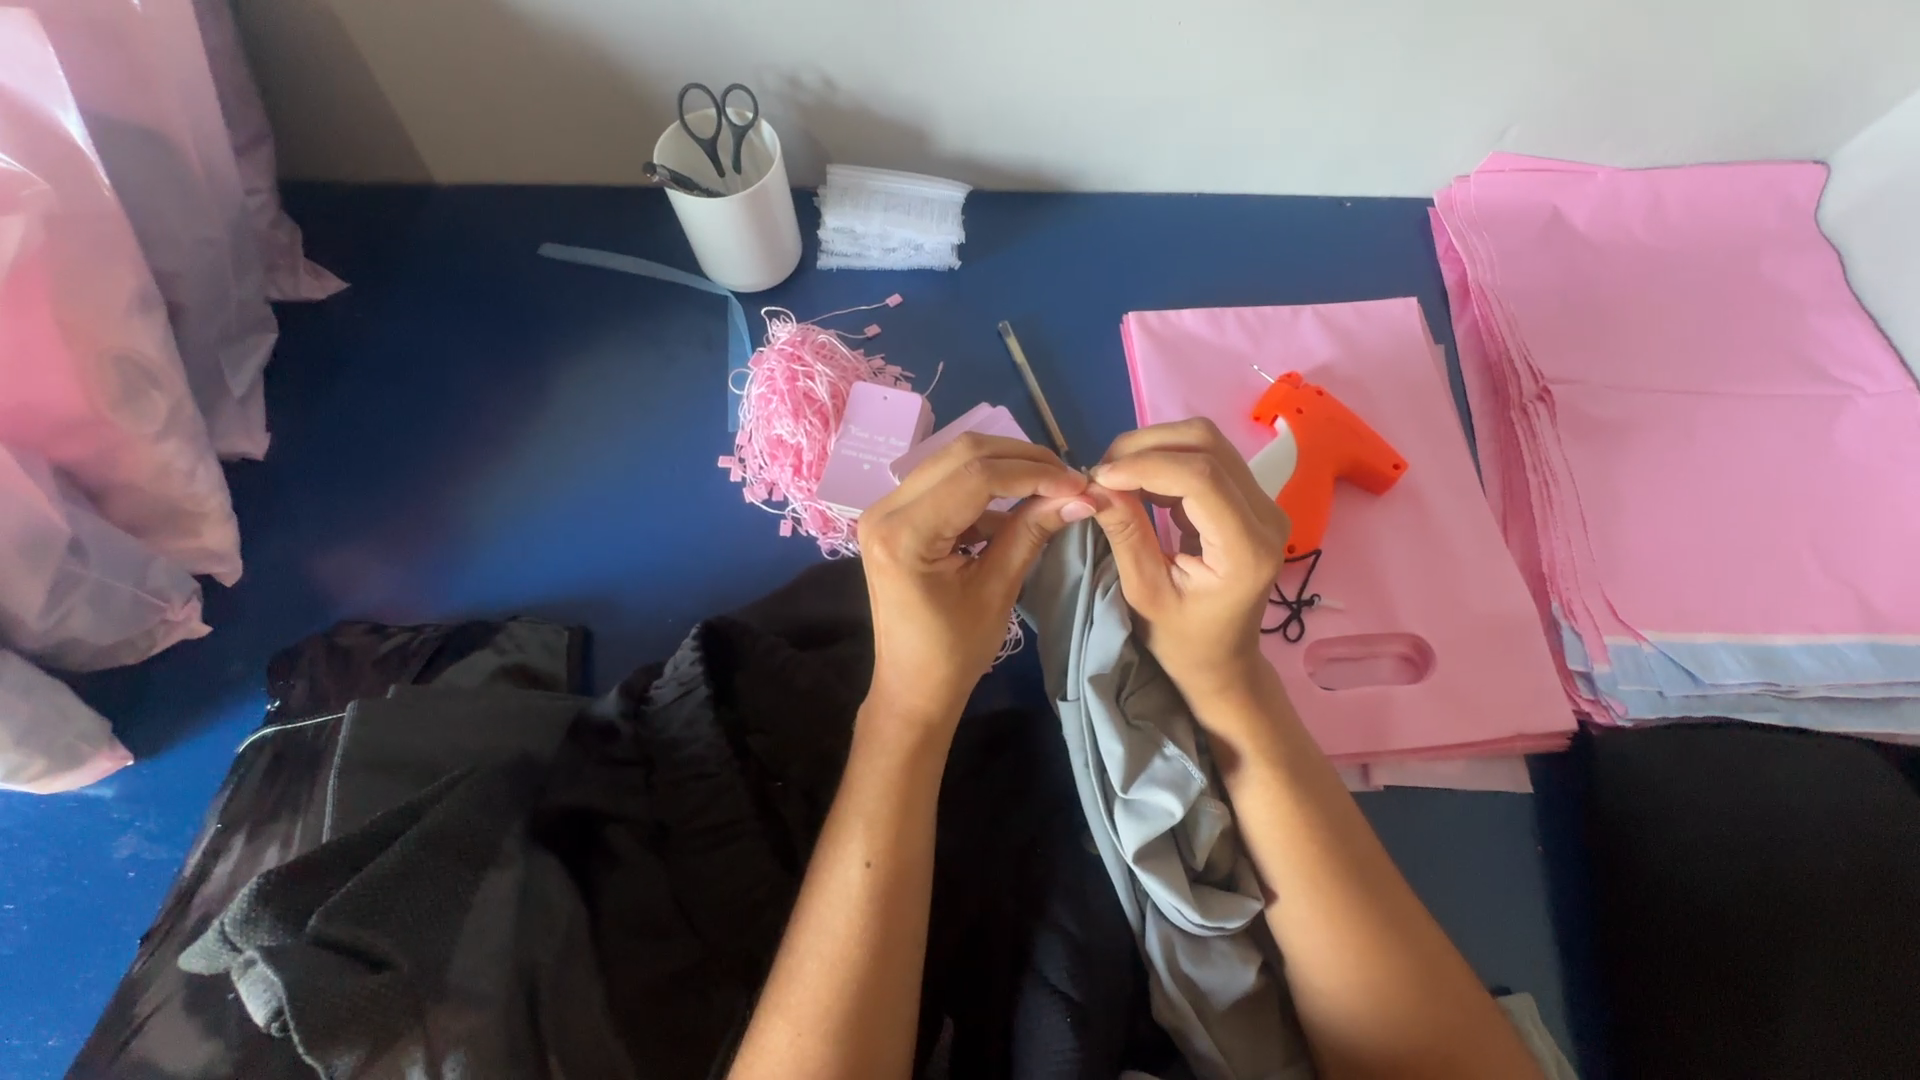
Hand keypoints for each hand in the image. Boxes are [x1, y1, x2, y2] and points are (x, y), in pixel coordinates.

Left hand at [859, 435, 1092, 731]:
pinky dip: (984, 488)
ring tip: (1050, 489)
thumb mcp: (998, 590)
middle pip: (962, 455)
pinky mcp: (895, 517)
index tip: (1078, 484)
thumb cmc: (954, 651)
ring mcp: (885, 510)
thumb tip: (1081, 495)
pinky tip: (1017, 508)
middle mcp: (885, 510)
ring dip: (1005, 469)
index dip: (1033, 472)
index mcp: (904, 534)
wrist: (913, 686)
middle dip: (1021, 460)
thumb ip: (1031, 532)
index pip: (977, 477)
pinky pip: (944, 483)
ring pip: (953, 462)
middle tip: (1067, 479)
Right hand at [1088, 419, 1289, 714]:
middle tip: (1102, 472)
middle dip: (1146, 447)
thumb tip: (1096, 485)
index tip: (1099, 477)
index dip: (1146, 465)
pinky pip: (1206, 458)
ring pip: (1206, 442)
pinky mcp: (1249, 499)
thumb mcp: (1144, 593)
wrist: (1222, 660)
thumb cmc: (1182, 640)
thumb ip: (1126, 534)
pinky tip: (1138, 483)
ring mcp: (1262, 503)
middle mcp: (1266, 515)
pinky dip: (1165, 459)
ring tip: (1116, 475)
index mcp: (1246, 548)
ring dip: (1154, 448)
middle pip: (1207, 445)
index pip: (1200, 478)